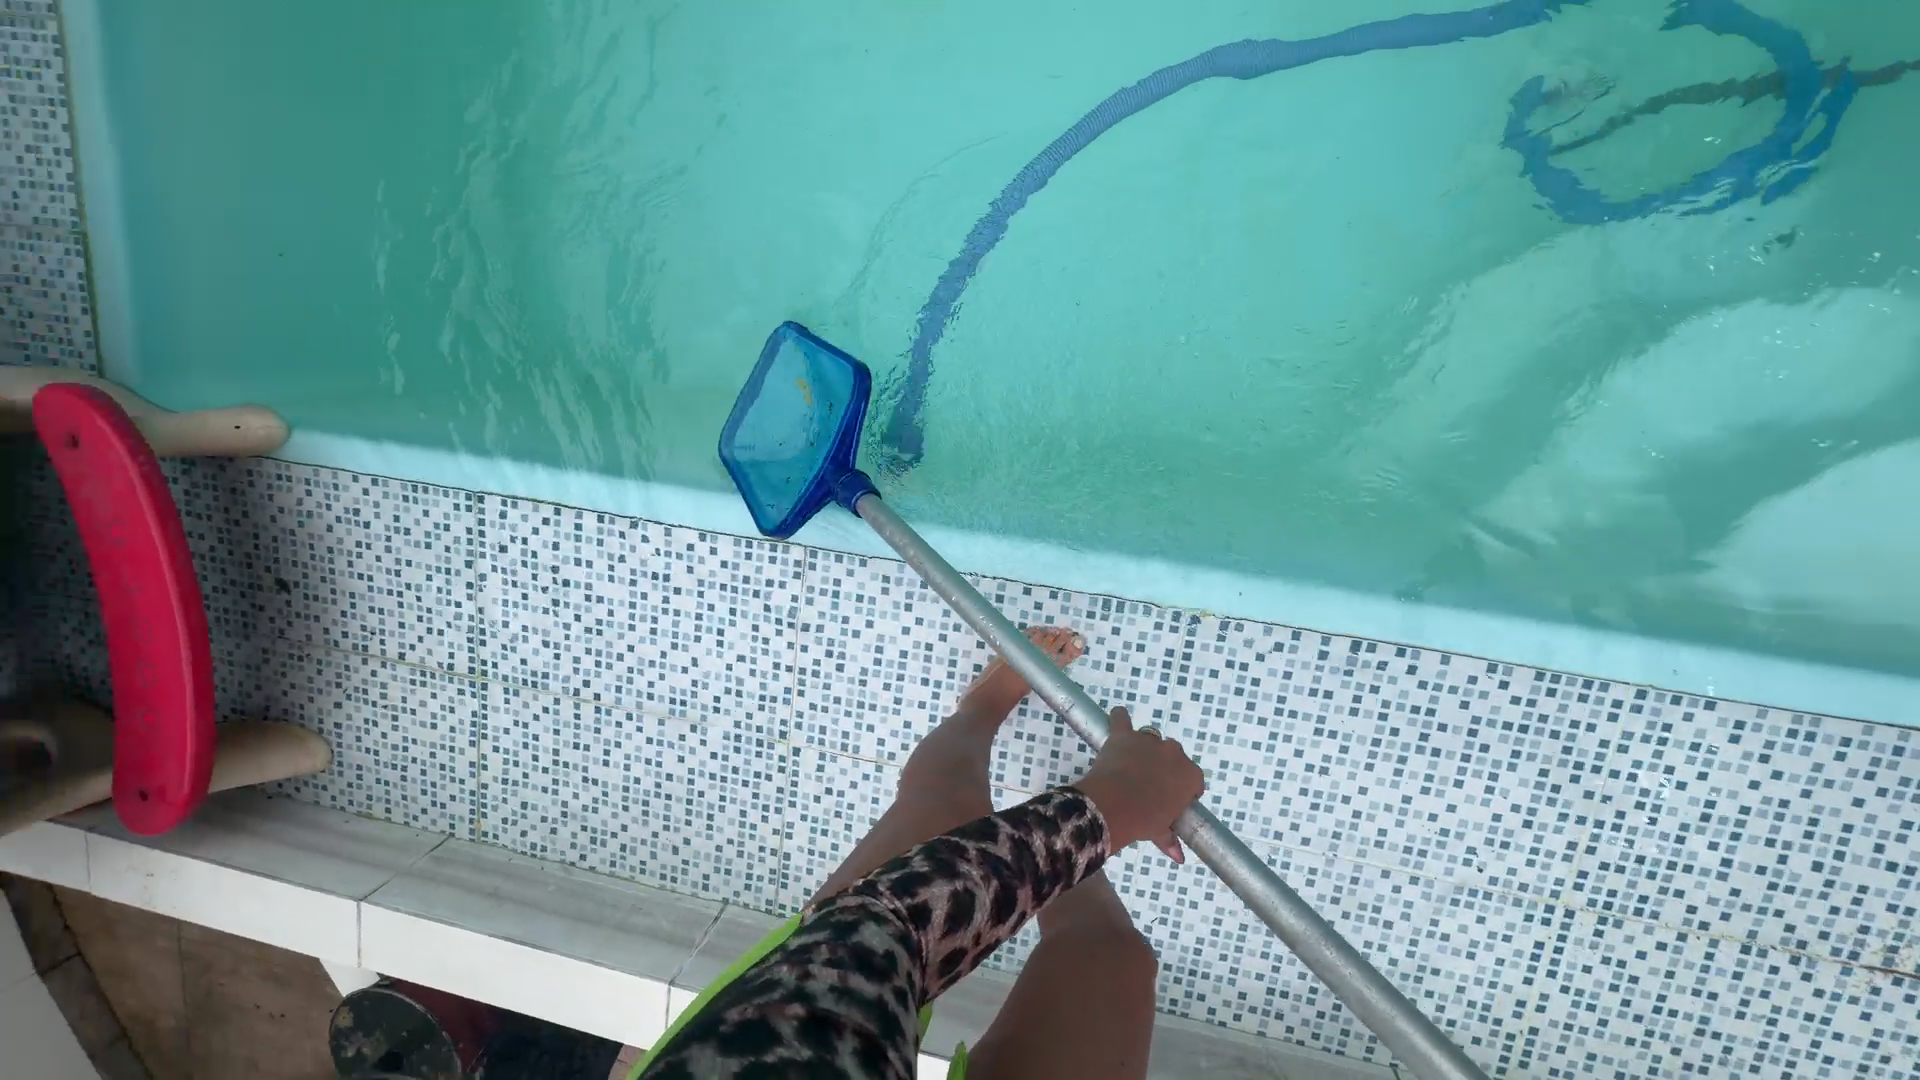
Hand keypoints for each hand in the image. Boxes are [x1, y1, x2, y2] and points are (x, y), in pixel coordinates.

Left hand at [1074, 707, 1204, 863]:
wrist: (1114, 805)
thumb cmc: (1143, 820)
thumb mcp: (1159, 830)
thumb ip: (1170, 838)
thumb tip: (1179, 857)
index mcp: (1190, 775)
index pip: (1194, 779)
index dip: (1183, 789)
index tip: (1171, 800)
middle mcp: (1173, 753)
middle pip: (1173, 756)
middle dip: (1164, 768)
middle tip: (1149, 785)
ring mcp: (1148, 741)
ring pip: (1150, 739)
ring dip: (1144, 749)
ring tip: (1131, 765)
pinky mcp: (1124, 735)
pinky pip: (1121, 719)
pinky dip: (1119, 719)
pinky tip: (1117, 720)